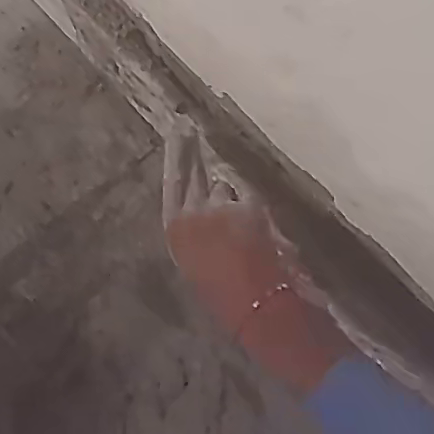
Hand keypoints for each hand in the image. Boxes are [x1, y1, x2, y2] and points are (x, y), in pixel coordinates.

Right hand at [162, 127, 285, 320]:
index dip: (176, 154)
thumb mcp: (196, 260)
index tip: (177, 129)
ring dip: (234, 203)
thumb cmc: (224, 293)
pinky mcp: (249, 207)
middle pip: (193, 172)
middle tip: (186, 126)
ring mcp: (221, 206)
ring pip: (228, 191)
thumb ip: (197, 229)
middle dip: (190, 149)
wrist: (257, 307)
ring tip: (241, 231)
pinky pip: (251, 202)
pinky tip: (260, 236)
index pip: (173, 181)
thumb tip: (211, 202)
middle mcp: (192, 211)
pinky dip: (256, 215)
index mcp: (175, 229)